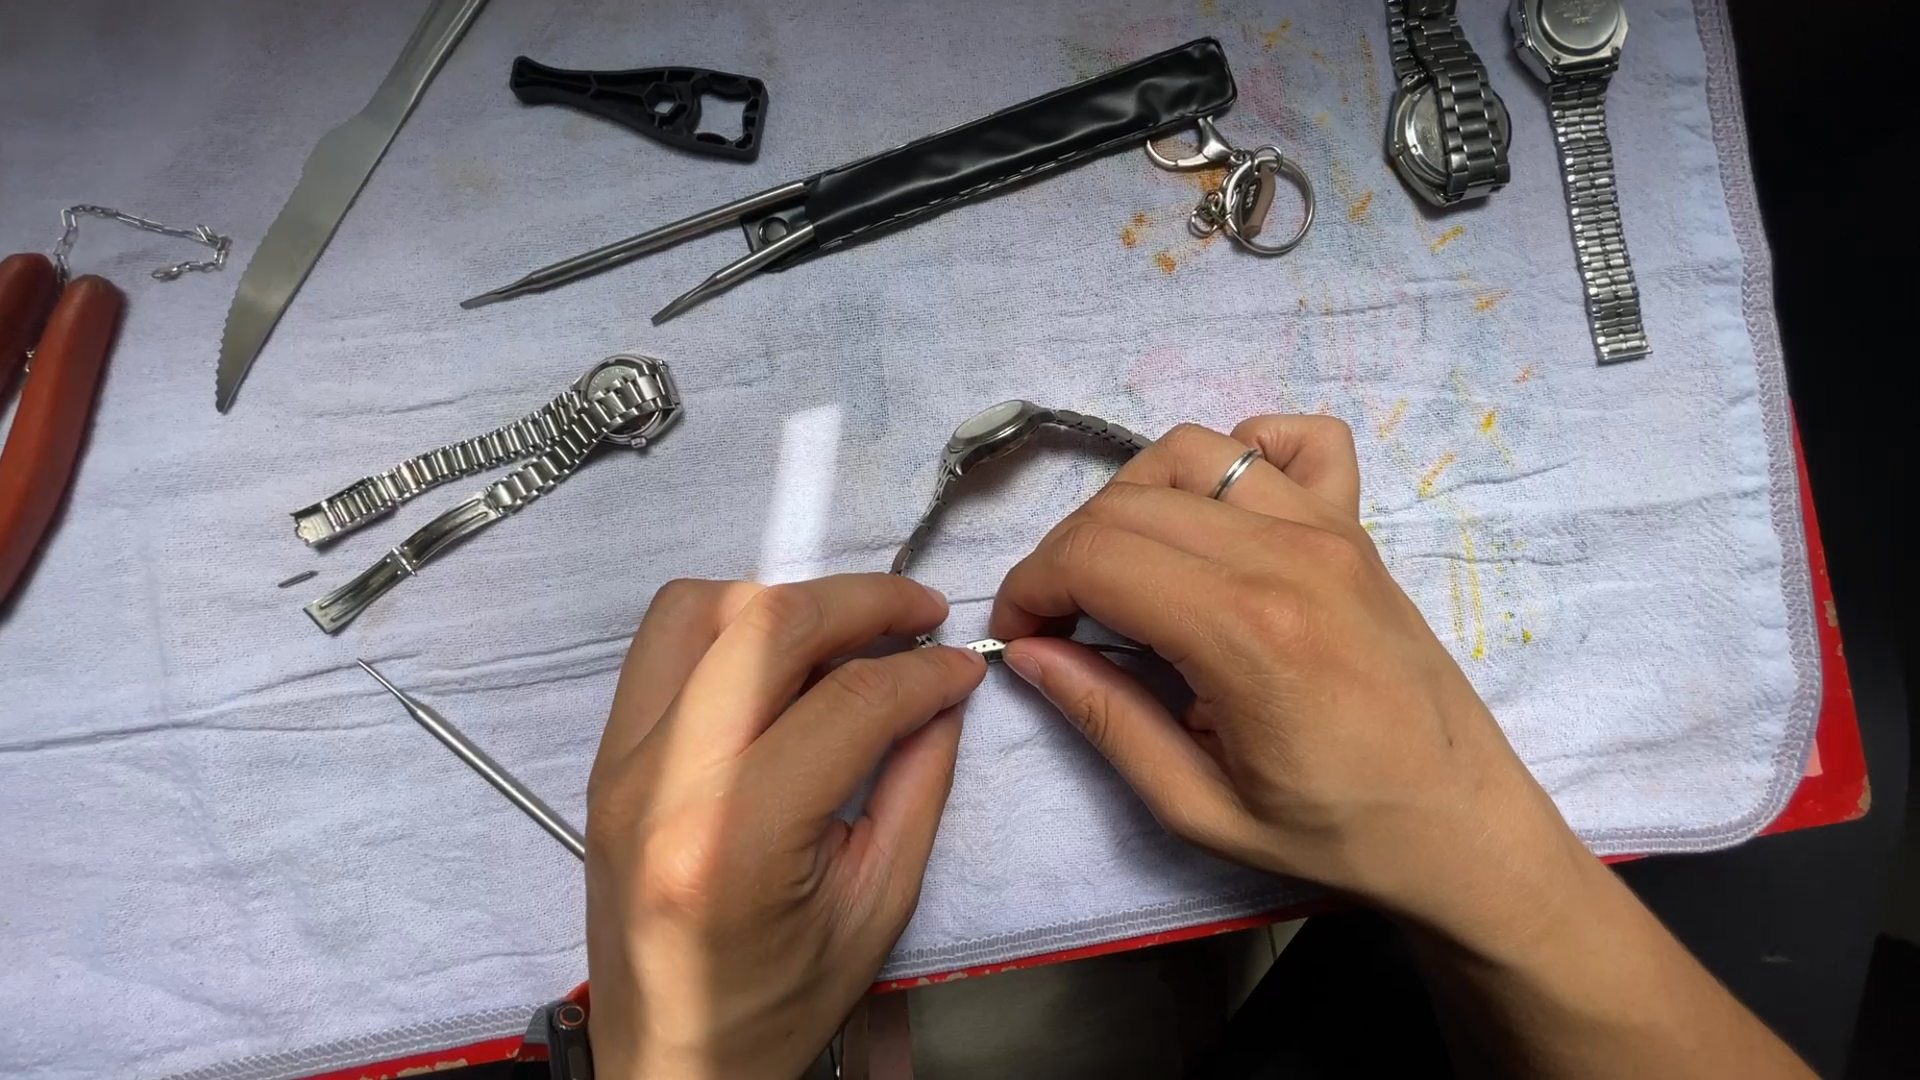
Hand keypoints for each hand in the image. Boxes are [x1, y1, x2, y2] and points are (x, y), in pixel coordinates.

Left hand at [585, 575, 986, 1079]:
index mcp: (736, 838)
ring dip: (789, 600)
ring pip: (700, 609)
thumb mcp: (879, 902)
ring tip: (848, 627)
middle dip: (863, 601)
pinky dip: (734, 618)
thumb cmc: (781, 998)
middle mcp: (661, 780)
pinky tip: (782, 652)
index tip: (962, 664)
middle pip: (768, 626)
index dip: (922, 671)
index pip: (849, 703)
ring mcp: (618, 758)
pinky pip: (666, 640)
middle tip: (920, 611)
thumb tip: (941, 690)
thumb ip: (919, 780)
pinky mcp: (606, 751)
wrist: (667, 1058)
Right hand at [990, 418, 1584, 945]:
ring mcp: (1329, 527)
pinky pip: (1292, 439)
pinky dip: (1237, 451)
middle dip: (1061, 555)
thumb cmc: (1333, 834)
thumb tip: (1029, 653)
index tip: (1019, 633)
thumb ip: (1105, 719)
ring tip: (1122, 565)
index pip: (1093, 557)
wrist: (1467, 829)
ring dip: (1126, 500)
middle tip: (1057, 618)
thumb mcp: (1197, 807)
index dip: (1030, 588)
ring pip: (1187, 452)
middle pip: (1124, 505)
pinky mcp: (1356, 526)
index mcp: (1245, 632)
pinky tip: (1218, 510)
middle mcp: (1286, 554)